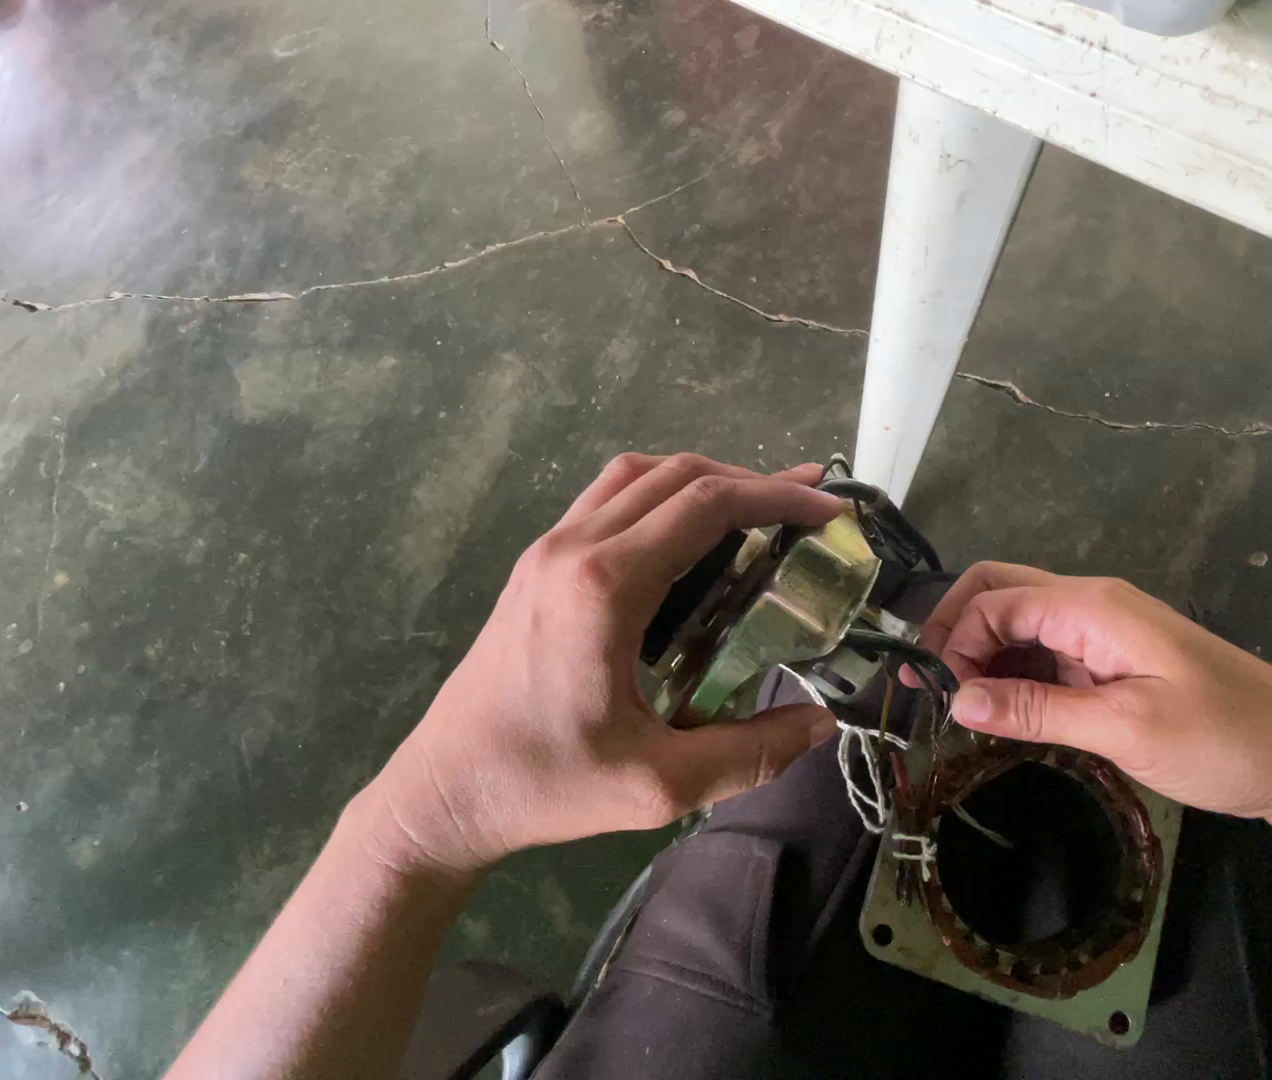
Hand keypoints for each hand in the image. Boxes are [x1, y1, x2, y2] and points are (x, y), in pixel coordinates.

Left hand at [362, 454, 845, 879]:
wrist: (443, 790)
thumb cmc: (546, 785)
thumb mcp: (659, 786)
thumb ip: (751, 754)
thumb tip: (822, 723)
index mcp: (605, 587)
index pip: (706, 504)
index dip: (777, 497)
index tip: (828, 510)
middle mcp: (574, 547)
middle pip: (677, 475)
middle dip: (752, 480)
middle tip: (807, 504)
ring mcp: (549, 549)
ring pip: (637, 475)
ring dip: (703, 480)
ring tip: (754, 511)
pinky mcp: (537, 564)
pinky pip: (608, 499)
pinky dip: (661, 495)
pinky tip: (687, 538)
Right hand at [919, 563, 1271, 825]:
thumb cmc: (1223, 739)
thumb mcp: (1122, 728)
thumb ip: (1034, 708)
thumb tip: (955, 699)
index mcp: (1091, 605)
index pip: (993, 602)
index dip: (954, 643)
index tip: (936, 697)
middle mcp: (1089, 603)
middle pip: (998, 590)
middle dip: (953, 628)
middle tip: (927, 682)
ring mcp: (1100, 629)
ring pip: (1017, 618)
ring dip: (978, 651)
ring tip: (956, 701)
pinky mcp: (1109, 657)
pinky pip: (1042, 648)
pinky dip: (1009, 670)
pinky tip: (1000, 706)